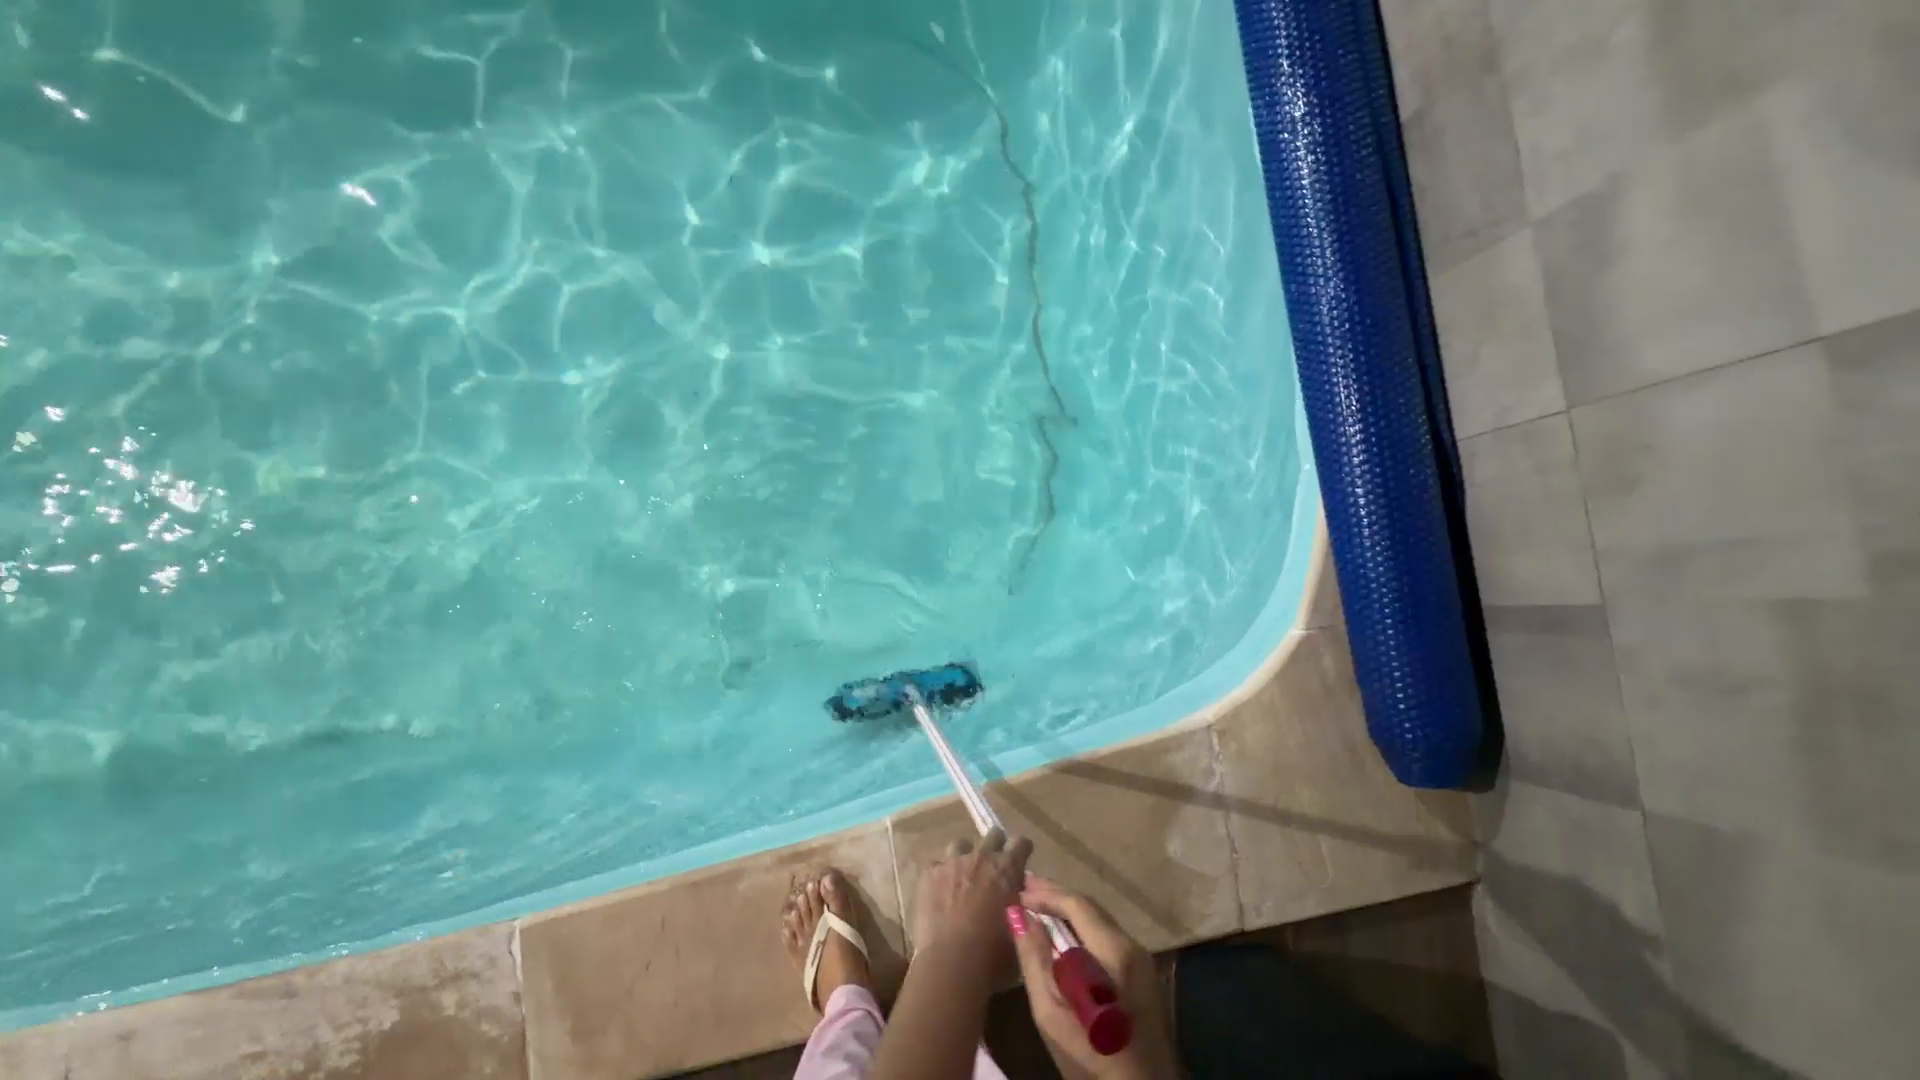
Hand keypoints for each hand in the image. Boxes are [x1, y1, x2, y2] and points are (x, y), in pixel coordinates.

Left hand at [909, 828, 1032, 954]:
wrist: (952, 961)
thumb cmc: (994, 952)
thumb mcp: (1020, 928)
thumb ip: (1020, 906)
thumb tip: (1017, 900)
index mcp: (1008, 868)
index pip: (1021, 842)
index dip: (1021, 851)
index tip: (1020, 861)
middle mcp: (981, 857)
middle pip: (992, 835)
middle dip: (995, 847)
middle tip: (993, 867)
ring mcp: (952, 862)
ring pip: (960, 844)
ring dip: (965, 856)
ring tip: (963, 876)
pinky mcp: (928, 874)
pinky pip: (936, 864)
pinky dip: (940, 874)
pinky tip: (940, 890)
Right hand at [1013, 877, 1178, 1079]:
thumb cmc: (1091, 1059)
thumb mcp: (1051, 1013)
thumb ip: (1034, 959)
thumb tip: (1018, 915)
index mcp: (1115, 951)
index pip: (1077, 904)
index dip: (1046, 894)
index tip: (1016, 891)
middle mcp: (1134, 947)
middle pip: (1091, 909)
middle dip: (1057, 897)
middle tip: (1024, 890)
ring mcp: (1143, 964)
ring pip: (1100, 924)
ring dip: (1069, 914)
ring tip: (1037, 909)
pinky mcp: (1143, 980)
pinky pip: (1108, 941)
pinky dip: (1083, 932)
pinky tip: (1062, 938)